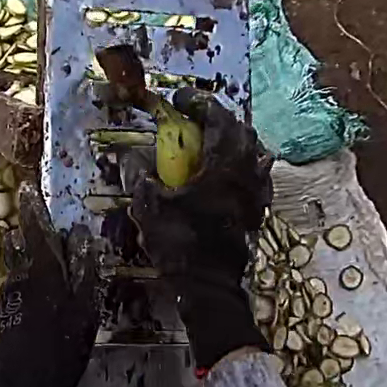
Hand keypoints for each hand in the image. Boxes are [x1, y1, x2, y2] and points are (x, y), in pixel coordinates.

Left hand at [0, 185, 102, 386]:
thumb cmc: (58, 355)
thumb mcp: (83, 316)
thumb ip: (85, 275)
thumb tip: (87, 241)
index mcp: (41, 275)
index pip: (38, 233)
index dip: (34, 210)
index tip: (27, 188)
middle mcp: (18, 280)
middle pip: (26, 250)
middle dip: (33, 237)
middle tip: (46, 232)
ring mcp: (5, 298)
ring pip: (20, 271)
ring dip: (31, 264)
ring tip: (47, 270)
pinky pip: (16, 291)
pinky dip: (27, 288)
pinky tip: (38, 303)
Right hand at [129, 89, 272, 370]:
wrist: (208, 285)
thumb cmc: (179, 243)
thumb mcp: (150, 206)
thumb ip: (140, 175)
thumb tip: (129, 153)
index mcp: (224, 165)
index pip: (218, 119)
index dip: (199, 104)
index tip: (179, 100)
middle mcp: (247, 173)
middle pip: (241, 131)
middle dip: (218, 119)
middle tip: (193, 118)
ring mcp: (257, 193)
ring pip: (252, 152)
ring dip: (232, 140)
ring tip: (209, 142)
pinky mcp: (257, 210)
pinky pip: (255, 175)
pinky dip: (240, 164)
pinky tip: (225, 172)